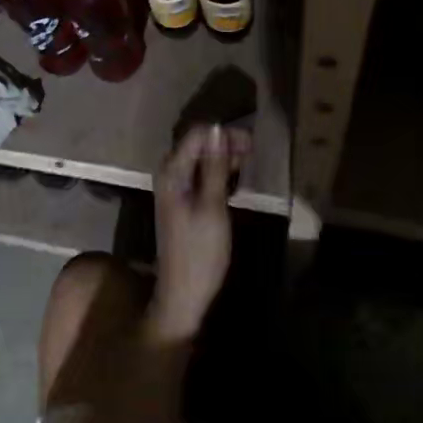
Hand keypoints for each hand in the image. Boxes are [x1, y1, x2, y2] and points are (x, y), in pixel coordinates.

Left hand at [149, 124, 250, 340]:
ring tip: (249, 160)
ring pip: (199, 160)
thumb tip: (218, 130)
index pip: (196, 136)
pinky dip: (217, 172)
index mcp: (171, 171)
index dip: (222, 134)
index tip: (251, 141)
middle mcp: (168, 173)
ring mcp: (174, 187)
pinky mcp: (182, 200)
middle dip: (224, 143)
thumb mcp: (213, 206)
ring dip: (222, 157)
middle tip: (253, 150)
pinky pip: (199, 175)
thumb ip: (215, 167)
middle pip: (196, 145)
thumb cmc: (201, 251)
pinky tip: (235, 177)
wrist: (183, 292)